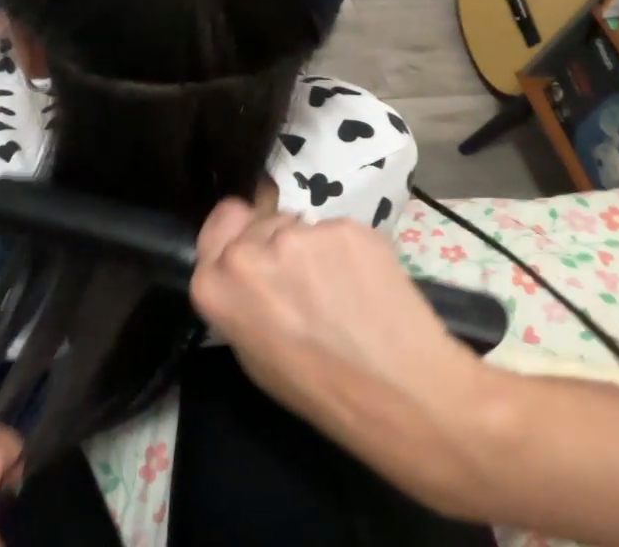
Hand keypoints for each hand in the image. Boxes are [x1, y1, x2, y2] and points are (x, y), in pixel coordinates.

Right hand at [189, 201, 491, 506]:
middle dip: (274, 245)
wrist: (403, 394)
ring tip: (340, 289)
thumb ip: (237, 301)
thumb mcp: (252, 356)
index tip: (258, 257)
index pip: (217, 228)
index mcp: (215, 284)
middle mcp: (247, 251)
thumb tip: (248, 279)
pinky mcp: (346, 227)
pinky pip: (338, 231)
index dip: (237, 239)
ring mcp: (299, 234)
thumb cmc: (319, 390)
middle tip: (303, 284)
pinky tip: (365, 285)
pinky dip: (348, 252)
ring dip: (312, 249)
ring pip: (299, 226)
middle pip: (258, 224)